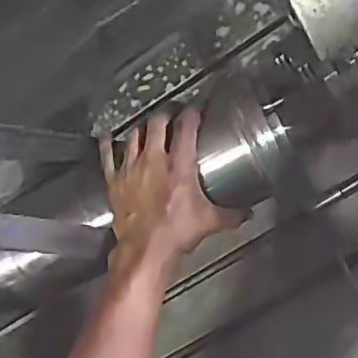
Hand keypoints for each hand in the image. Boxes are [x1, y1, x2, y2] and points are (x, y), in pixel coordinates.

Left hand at [100, 108, 240, 270]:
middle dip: (165, 116)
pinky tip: (110, 137)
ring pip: (134, 135)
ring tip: (148, 127)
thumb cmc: (178, 231)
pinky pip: (109, 154)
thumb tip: (248, 214)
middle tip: (171, 116)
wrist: (146, 246)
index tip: (194, 111)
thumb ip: (231, 215)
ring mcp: (131, 167)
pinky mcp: (115, 179)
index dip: (191, 115)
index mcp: (180, 165)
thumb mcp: (211, 222)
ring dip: (142, 129)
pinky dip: (110, 144)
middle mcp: (154, 159)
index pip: (186, 128)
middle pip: (157, 124)